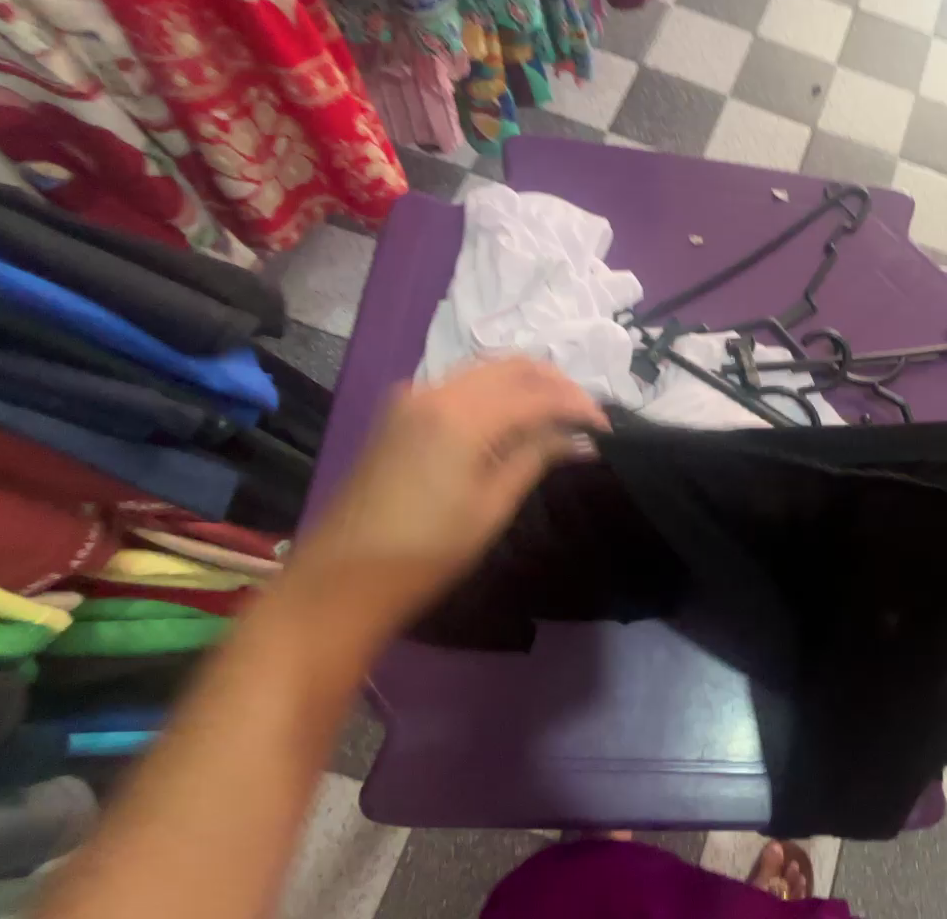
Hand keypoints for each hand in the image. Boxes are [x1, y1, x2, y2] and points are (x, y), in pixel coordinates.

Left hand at [290, 358, 608, 634]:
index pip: (538, 393)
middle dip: (557, 385)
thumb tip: (582, 440)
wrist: (340, 579)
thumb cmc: (425, 552)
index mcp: (461, 414)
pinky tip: (516, 419)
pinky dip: (498, 392)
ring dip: (528, 385)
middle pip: (513, 366)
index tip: (607, 428)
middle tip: (587, 417)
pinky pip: (463, 385)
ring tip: (559, 417)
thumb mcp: (492, 506)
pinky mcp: (401, 411)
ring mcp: (412, 396)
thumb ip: (537, 457)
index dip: (579, 406)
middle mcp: (435, 390)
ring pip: (487, 370)